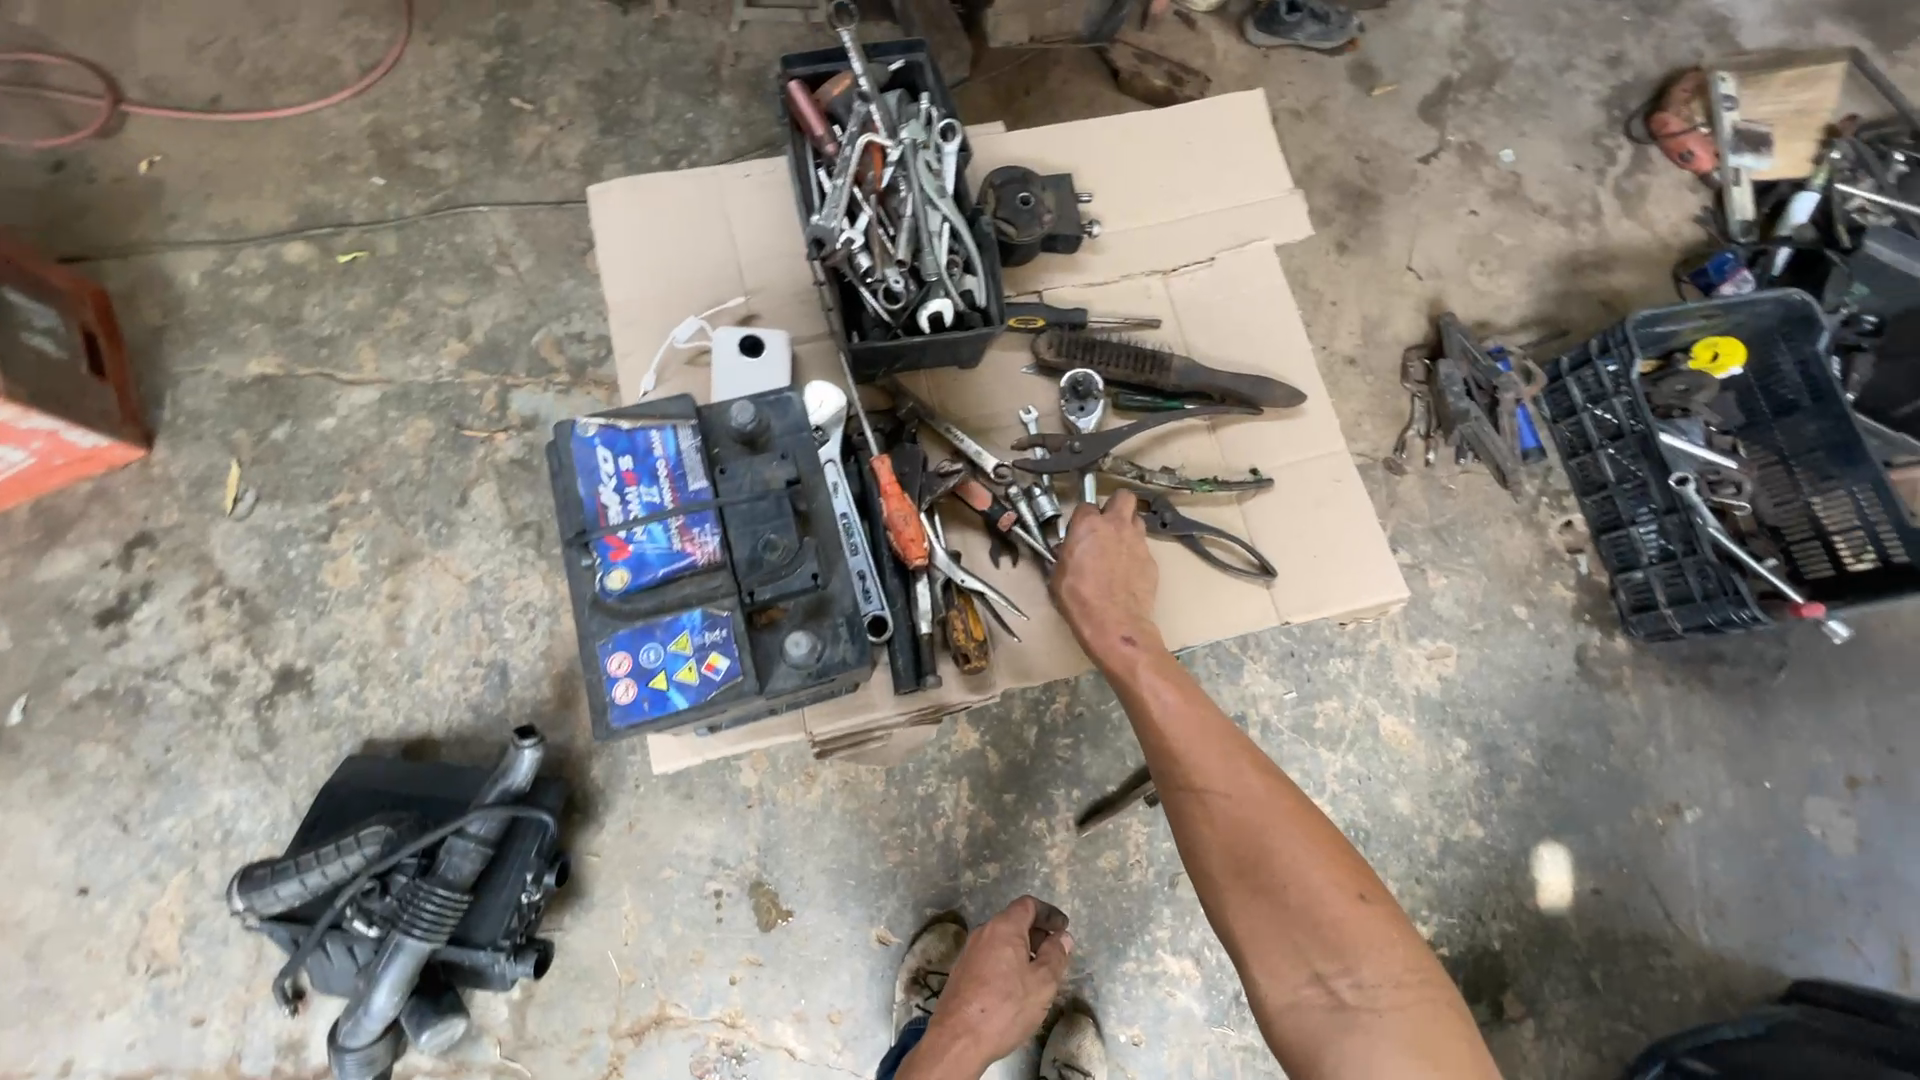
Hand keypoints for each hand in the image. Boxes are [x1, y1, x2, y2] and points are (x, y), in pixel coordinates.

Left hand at [900, 897, 1073, 1078]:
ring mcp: (969, 951)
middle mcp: (984, 932)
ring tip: (1038, 972)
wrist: (957, 1038)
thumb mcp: (1042, 983)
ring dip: (1022, 948)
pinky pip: (990, 955)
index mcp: (1004, 927)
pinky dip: (1007, 960)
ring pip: (1001, 940)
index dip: (1049, 913)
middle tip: (1054, 952)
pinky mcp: (962, 971)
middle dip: (1037, 932)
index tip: (1063, 927)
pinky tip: (1015, 986)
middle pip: (1014, 921)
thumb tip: (1063, 937)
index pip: (1028, 905)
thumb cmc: (1005, 1007)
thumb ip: (1055, 956)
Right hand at [1049, 489, 1163, 668]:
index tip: (1079, 529)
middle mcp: (1116, 526)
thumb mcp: (1058, 575)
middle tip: (1107, 522)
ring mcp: (1137, 541)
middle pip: (1124, 497)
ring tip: (1119, 546)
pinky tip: (1127, 571)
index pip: (1086, 505)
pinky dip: (1136, 554)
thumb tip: (1068, 551)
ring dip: (1128, 527)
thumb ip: (1065, 555)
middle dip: (1116, 505)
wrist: (1114, 622)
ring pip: (1137, 520)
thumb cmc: (1079, 598)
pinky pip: (1144, 548)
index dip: (1083, 517)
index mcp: (1088, 525)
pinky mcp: (1151, 560)